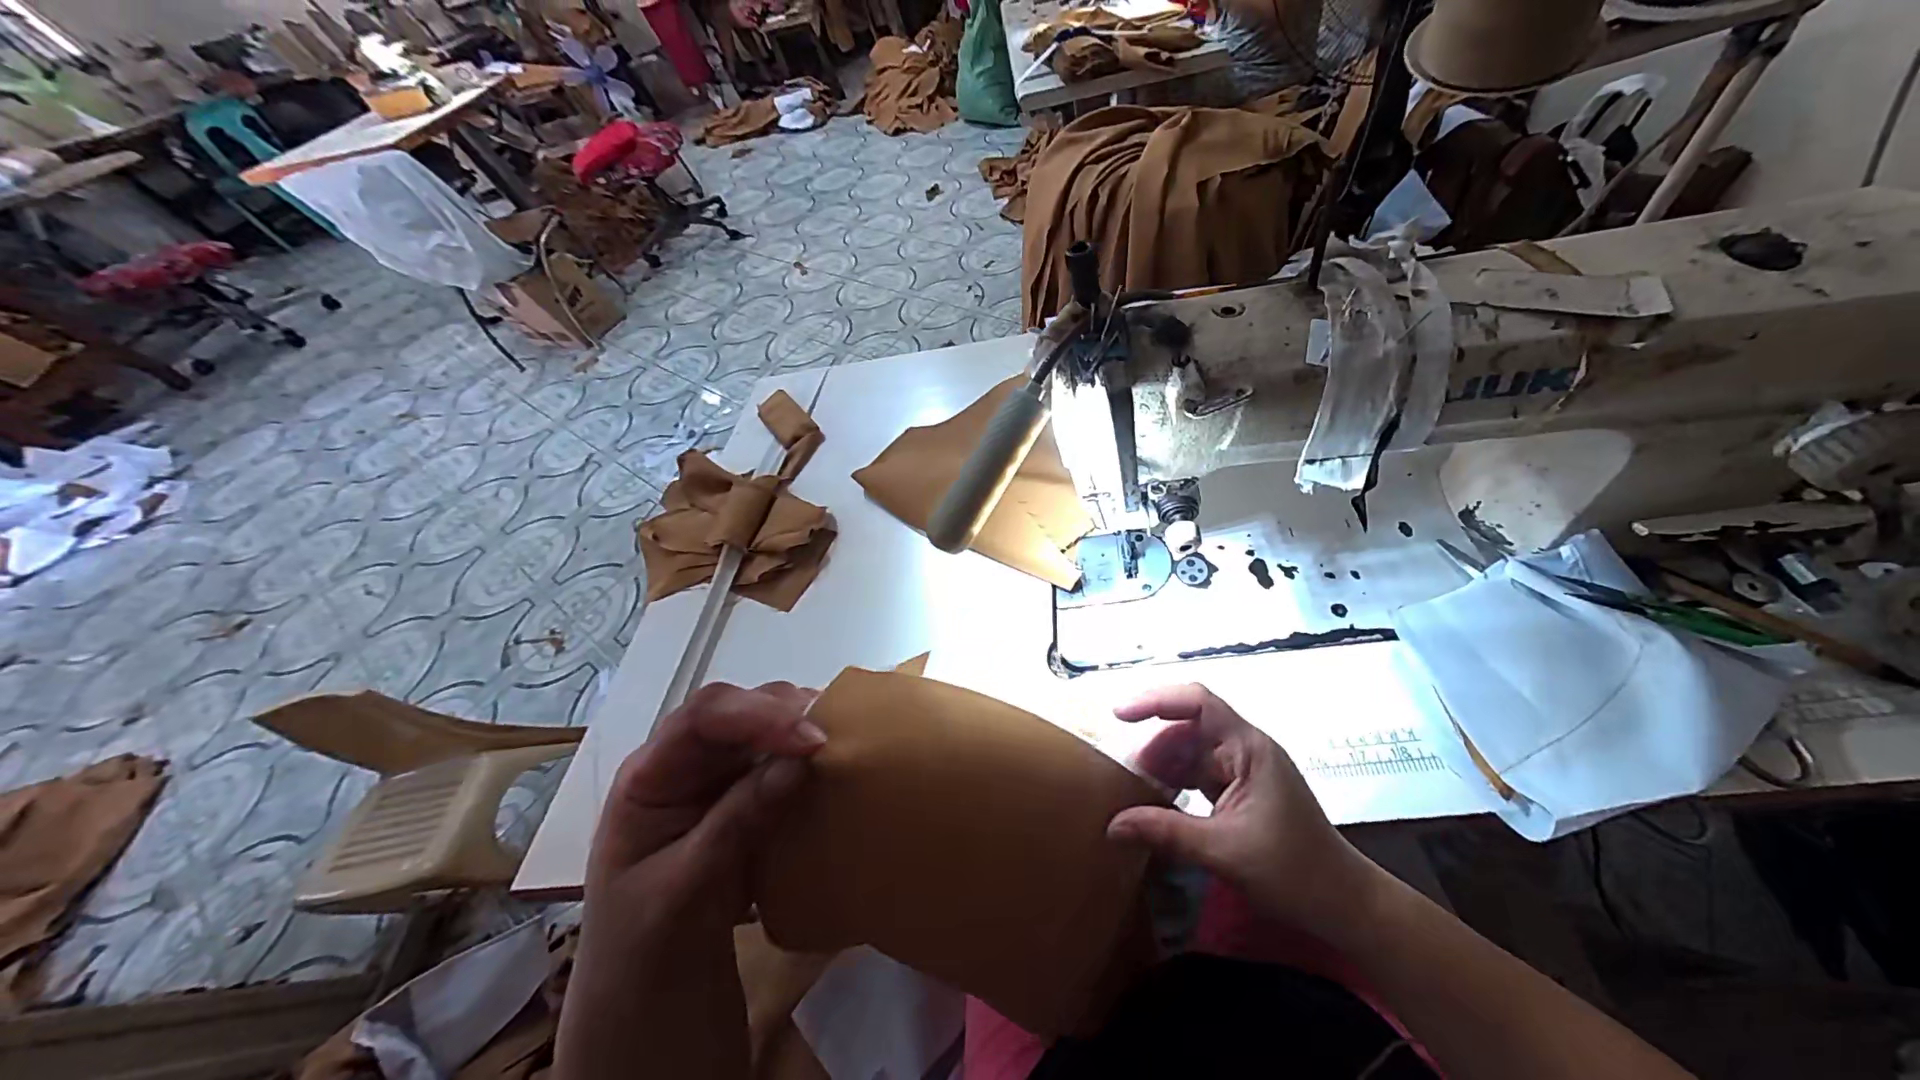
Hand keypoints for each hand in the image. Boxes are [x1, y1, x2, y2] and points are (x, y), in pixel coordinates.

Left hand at [583, 680, 824, 936]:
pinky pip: (779, 759)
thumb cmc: (646, 947)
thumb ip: (736, 823)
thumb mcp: (683, 891)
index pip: (700, 719)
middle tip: (836, 734)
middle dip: (784, 712)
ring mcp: (716, 779)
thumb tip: (799, 762)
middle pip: (734, 710)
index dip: (756, 716)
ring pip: (761, 726)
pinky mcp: (745, 797)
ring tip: (841, 739)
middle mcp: (683, 764)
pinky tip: (833, 762)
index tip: (810, 740)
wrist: (652, 999)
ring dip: (801, 725)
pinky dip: (808, 754)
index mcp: (648, 777)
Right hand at [1106, 684, 1381, 936]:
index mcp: (1249, 749)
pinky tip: (1159, 806)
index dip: (1156, 701)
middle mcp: (1245, 751)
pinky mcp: (1241, 792)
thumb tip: (1112, 825)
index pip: (1198, 703)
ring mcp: (1244, 771)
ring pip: (1190, 753)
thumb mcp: (1224, 852)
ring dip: (1162, 768)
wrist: (1345, 905)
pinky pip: (1198, 775)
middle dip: (1154, 748)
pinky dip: (1175, 785)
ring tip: (1137, 794)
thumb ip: (1166, 833)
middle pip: (1188, 729)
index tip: (1119, 716)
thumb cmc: (1294, 872)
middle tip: (1126, 778)